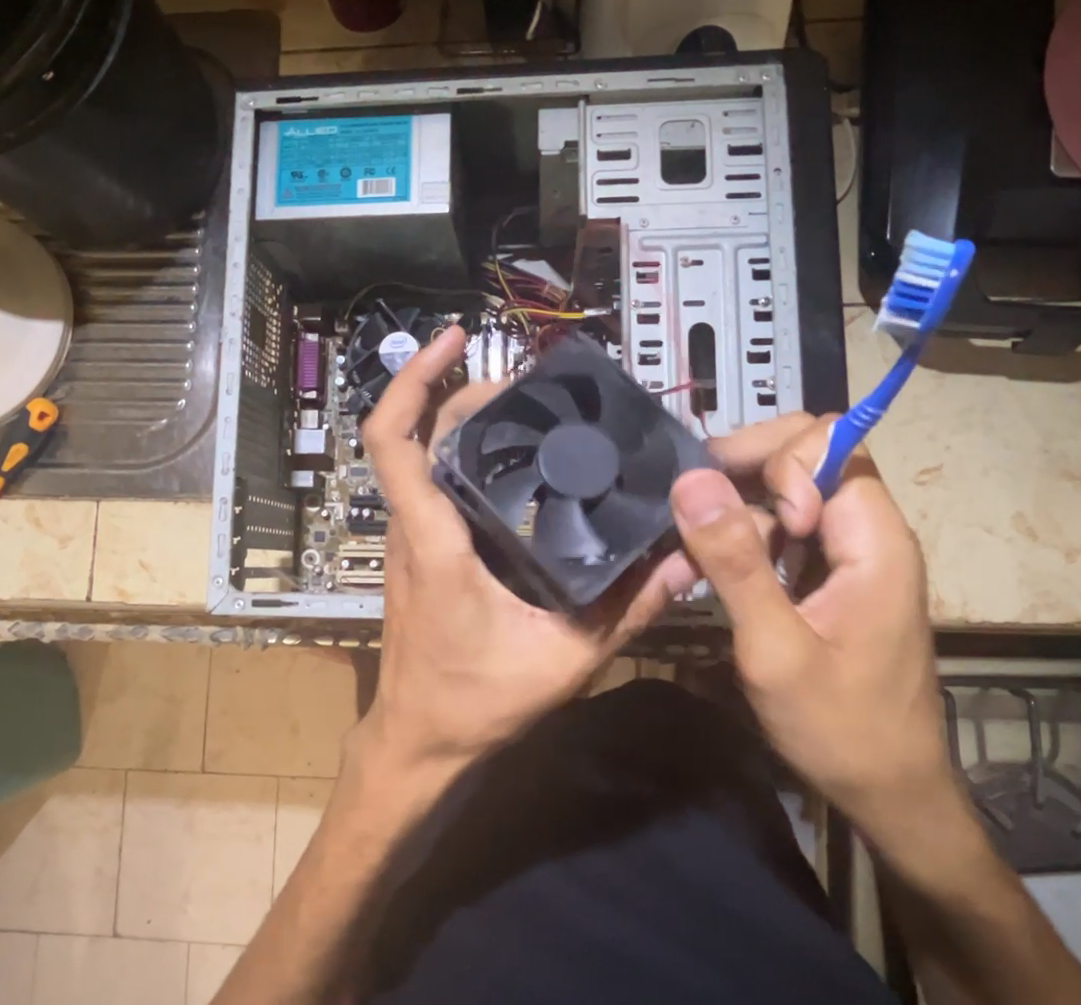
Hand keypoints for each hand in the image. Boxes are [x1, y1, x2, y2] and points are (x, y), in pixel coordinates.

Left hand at [353, 325, 681, 777]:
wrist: (419, 740)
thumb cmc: (477, 703)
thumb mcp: (566, 658)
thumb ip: (629, 608)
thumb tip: (685, 558)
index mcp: (434, 541)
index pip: (394, 442)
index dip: (414, 379)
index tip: (453, 340)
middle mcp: (413, 528)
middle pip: (413, 433)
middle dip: (457, 390)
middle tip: (524, 383)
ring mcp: (410, 539)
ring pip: (418, 456)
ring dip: (456, 418)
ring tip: (523, 406)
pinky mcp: (418, 551)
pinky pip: (428, 483)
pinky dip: (458, 452)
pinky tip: (511, 458)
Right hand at [674, 415, 965, 848]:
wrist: (888, 790)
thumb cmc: (838, 728)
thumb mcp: (774, 649)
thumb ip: (734, 562)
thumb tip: (690, 481)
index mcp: (875, 540)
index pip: (828, 443)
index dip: (776, 465)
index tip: (747, 522)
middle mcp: (872, 532)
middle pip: (812, 453)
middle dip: (750, 470)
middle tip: (704, 516)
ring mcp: (856, 553)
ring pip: (797, 486)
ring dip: (746, 504)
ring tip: (706, 548)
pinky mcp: (839, 575)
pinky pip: (794, 525)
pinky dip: (754, 530)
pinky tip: (725, 566)